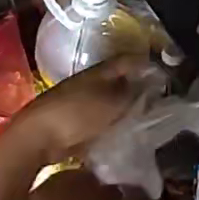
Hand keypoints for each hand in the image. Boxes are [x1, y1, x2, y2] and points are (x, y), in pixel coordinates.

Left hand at [0, 54, 153, 159]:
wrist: (35, 139)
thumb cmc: (77, 115)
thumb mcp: (113, 103)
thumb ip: (134, 94)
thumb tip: (150, 86)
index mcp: (98, 72)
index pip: (127, 61)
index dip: (145, 64)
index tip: (163, 73)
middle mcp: (86, 81)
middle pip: (115, 79)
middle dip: (134, 84)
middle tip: (155, 95)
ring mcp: (74, 100)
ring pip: (105, 97)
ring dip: (120, 103)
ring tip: (139, 114)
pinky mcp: (67, 120)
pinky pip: (95, 115)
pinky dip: (108, 119)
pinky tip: (117, 129)